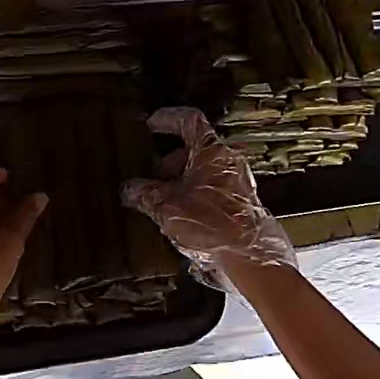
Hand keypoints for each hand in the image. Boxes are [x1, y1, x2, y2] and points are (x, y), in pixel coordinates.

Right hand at [120, 107, 294, 285]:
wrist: (250, 259)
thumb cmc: (215, 227)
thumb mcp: (169, 208)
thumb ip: (145, 195)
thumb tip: (129, 189)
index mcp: (212, 152)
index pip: (189, 120)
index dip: (168, 118)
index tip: (151, 124)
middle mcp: (229, 162)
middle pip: (194, 149)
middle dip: (169, 160)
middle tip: (150, 175)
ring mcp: (238, 183)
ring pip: (203, 170)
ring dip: (180, 180)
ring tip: (160, 200)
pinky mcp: (242, 204)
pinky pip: (212, 189)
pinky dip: (193, 195)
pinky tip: (178, 215)